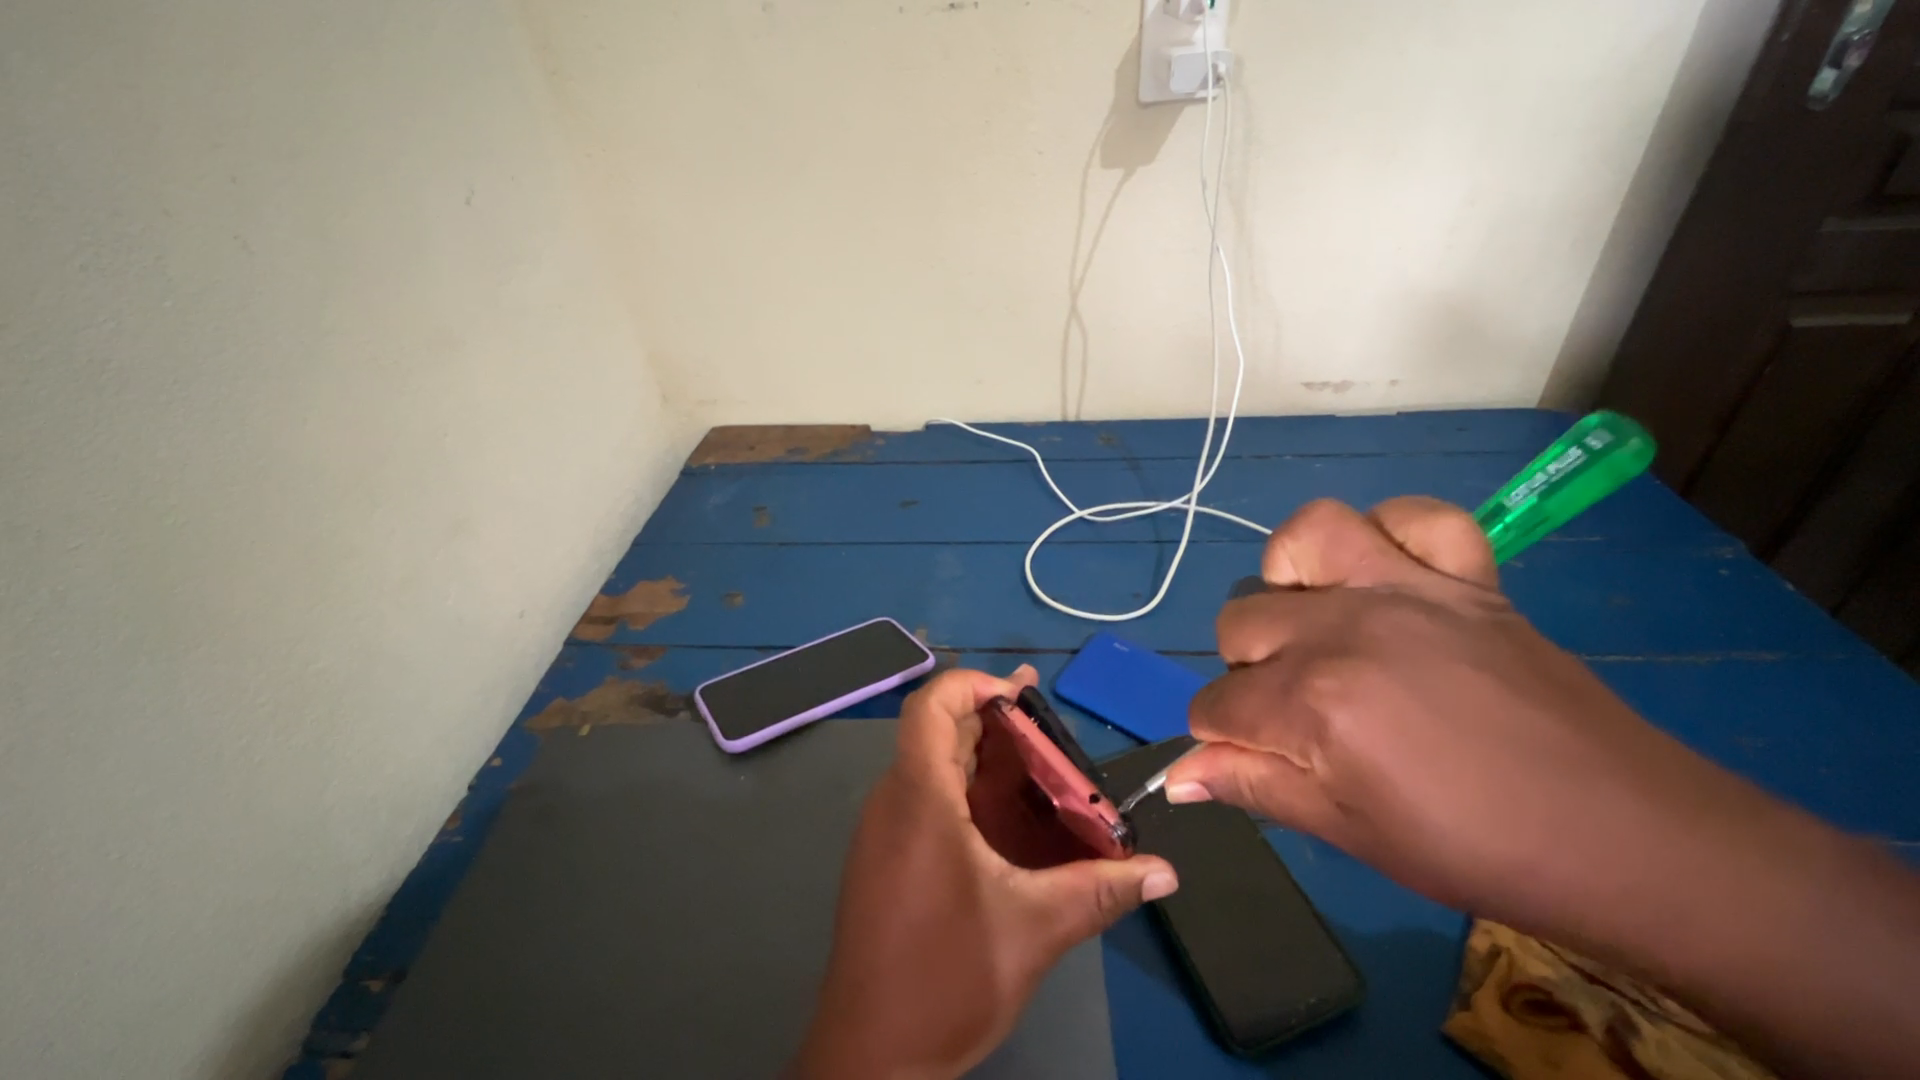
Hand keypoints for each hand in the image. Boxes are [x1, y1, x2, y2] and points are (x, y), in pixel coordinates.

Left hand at [792, 667, 1176, 1079]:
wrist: (871, 1056)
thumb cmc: (947, 977)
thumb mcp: (1035, 929)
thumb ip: (1101, 891)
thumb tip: (1165, 872)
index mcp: (919, 799)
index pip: (931, 705)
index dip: (973, 684)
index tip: (1022, 696)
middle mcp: (892, 804)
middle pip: (936, 733)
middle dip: (991, 718)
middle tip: (1045, 718)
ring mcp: (881, 835)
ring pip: (930, 769)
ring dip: (979, 757)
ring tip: (1036, 763)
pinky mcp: (882, 863)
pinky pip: (923, 803)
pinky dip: (964, 792)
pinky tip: (1005, 821)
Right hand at [1165, 497, 1919, 1077]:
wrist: (1623, 835)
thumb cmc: (1472, 849)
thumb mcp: (1348, 830)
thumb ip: (1254, 788)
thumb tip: (1178, 777)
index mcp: (1311, 702)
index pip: (1215, 705)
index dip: (1220, 738)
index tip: (1251, 759)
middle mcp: (1344, 628)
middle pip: (1240, 622)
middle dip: (1248, 672)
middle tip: (1296, 715)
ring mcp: (1409, 590)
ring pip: (1307, 536)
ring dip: (1292, 577)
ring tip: (1318, 622)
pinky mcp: (1468, 577)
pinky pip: (1417, 516)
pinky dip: (1394, 532)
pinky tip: (1392, 577)